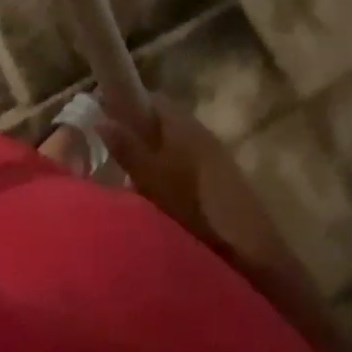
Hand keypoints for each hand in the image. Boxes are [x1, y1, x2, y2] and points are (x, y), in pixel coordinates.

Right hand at [98, 95, 289, 269]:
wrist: (254, 254)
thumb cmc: (197, 209)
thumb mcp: (153, 180)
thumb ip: (127, 149)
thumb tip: (100, 118)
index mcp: (182, 124)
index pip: (148, 98)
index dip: (122, 102)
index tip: (97, 117)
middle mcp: (199, 132)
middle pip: (159, 121)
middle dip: (133, 131)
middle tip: (106, 152)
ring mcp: (213, 156)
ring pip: (171, 144)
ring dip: (149, 155)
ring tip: (125, 178)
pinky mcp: (220, 181)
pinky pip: (184, 163)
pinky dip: (166, 172)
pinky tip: (155, 197)